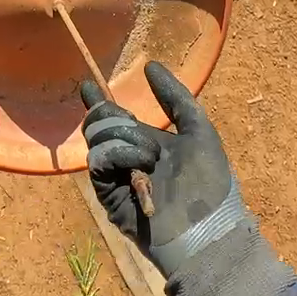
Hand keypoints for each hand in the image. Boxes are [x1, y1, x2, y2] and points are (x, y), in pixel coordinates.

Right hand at [79, 61, 239, 274]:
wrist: (206, 230)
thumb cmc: (210, 183)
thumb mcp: (199, 130)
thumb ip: (175, 96)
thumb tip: (150, 65)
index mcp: (145, 143)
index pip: (113, 116)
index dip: (97, 101)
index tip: (86, 86)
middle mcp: (126, 156)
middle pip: (99, 120)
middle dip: (114, 114)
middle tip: (136, 127)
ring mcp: (115, 174)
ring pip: (96, 134)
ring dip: (125, 136)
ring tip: (150, 156)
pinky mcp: (107, 191)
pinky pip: (100, 158)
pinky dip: (120, 152)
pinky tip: (142, 163)